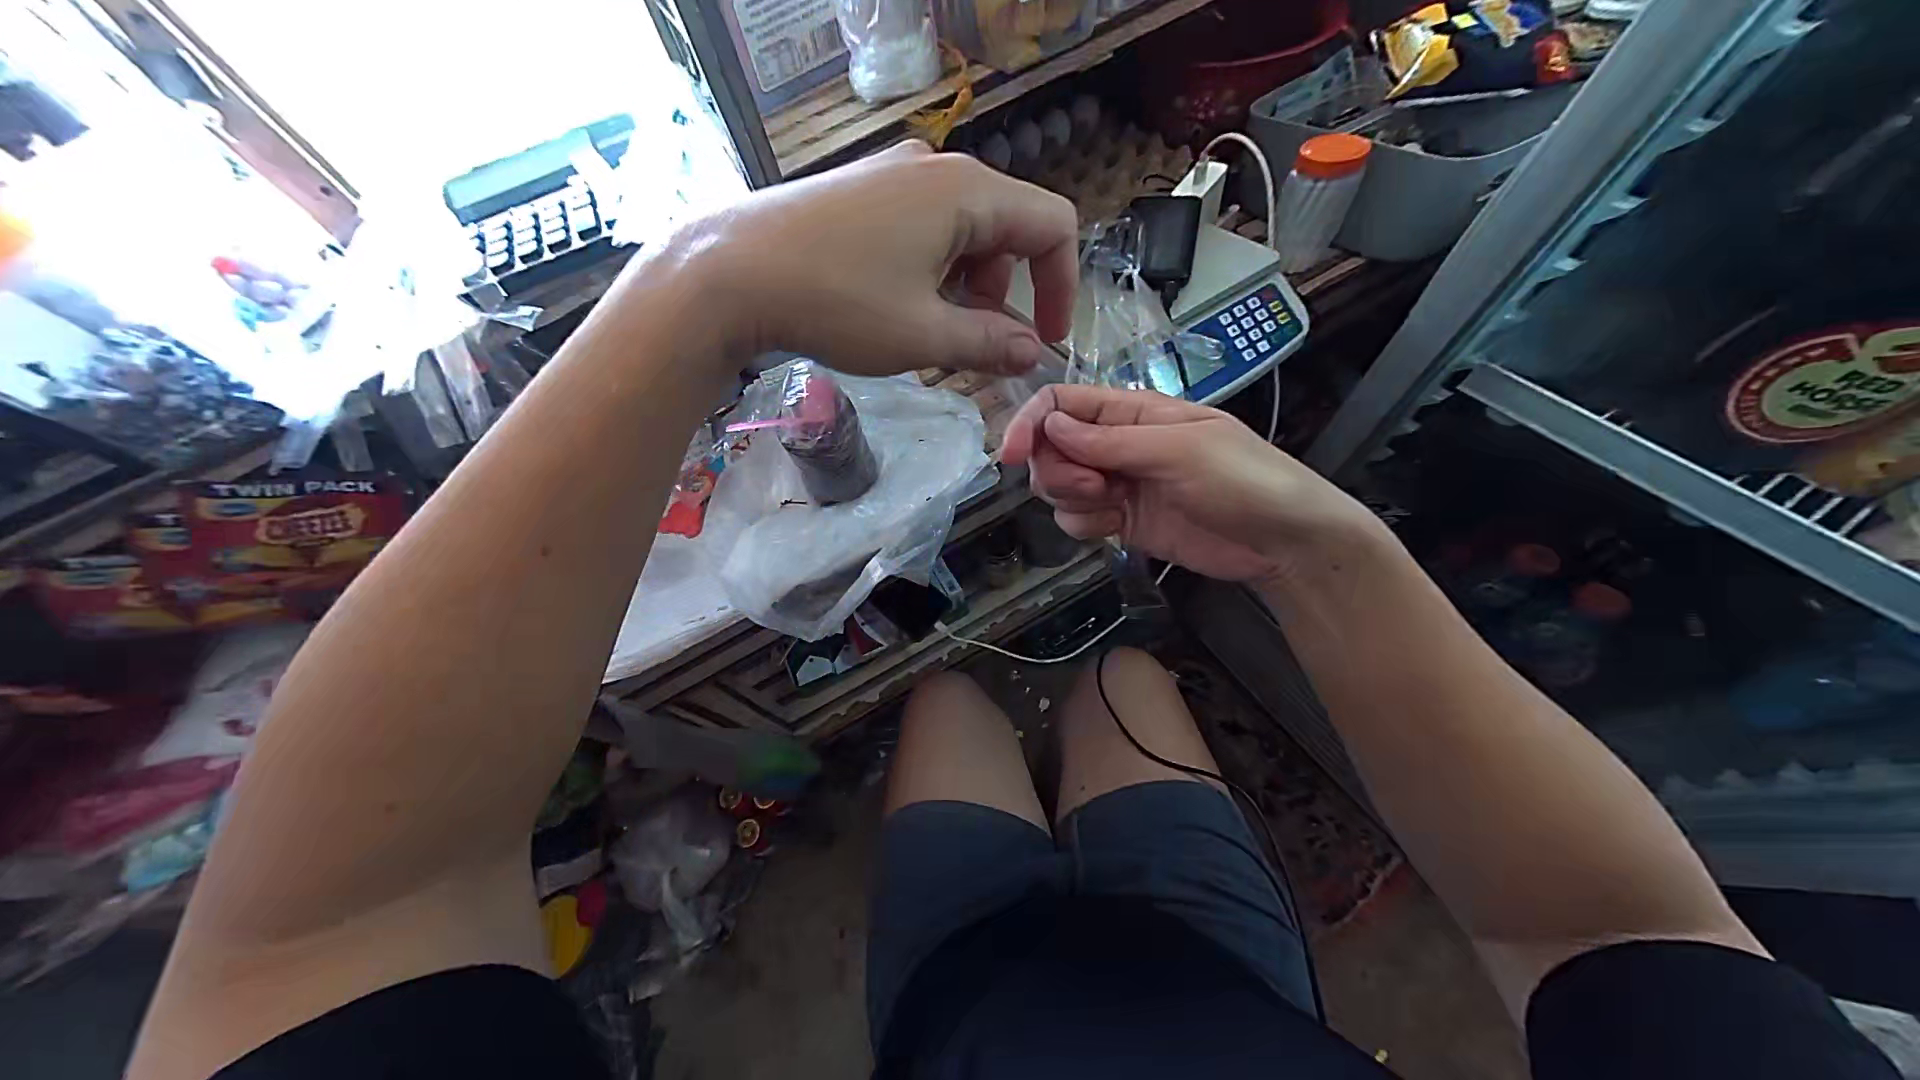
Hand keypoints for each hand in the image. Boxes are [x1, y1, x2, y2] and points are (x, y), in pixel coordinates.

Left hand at [658, 141, 1078, 376]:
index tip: (1046, 340)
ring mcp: (894, 175)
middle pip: (1006, 232)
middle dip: (1005, 296)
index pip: (1051, 226)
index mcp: (967, 192)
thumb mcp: (925, 335)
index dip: (1062, 286)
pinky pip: (923, 231)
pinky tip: (899, 309)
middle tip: (975, 348)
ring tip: (931, 336)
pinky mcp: (863, 192)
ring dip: (965, 291)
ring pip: (962, 235)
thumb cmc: (837, 302)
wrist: (728, 272)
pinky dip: (931, 274)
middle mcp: (937, 170)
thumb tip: (1033, 353)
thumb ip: (990, 344)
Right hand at [999, 385, 1391, 586]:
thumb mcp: (1179, 450)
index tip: (1010, 455)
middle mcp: (1116, 444)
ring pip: (1057, 487)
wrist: (1282, 543)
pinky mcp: (1119, 521)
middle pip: (1050, 448)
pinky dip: (1086, 526)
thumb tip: (1050, 425)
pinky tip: (1118, 529)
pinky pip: (1076, 519)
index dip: (1030, 423)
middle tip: (1096, 487)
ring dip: (1072, 500)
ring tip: (1114, 509)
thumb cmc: (1244, 480)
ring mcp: (1116, 484)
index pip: (1062, 403)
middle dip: (1057, 471)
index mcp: (1132, 411)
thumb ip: (1110, 440)